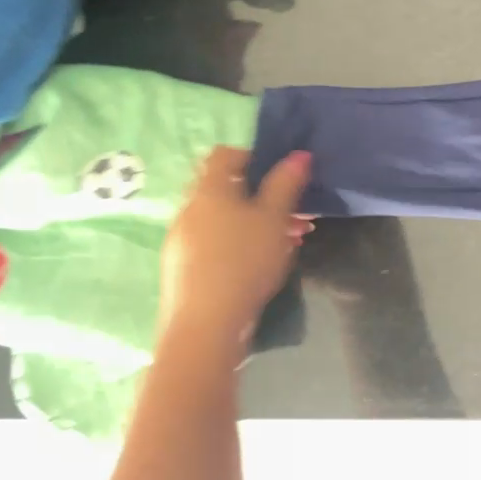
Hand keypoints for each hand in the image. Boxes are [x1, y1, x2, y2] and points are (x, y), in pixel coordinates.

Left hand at [158, 147, 313, 351]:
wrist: (205, 325)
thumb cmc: (244, 260)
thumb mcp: (275, 218)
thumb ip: (286, 184)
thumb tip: (298, 154)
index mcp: (208, 192)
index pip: (224, 155)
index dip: (254, 157)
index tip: (282, 175)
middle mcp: (189, 211)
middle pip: (227, 189)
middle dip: (264, 196)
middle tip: (295, 211)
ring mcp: (182, 241)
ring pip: (225, 217)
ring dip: (257, 221)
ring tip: (291, 238)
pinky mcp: (183, 268)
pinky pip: (216, 241)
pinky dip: (242, 241)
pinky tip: (265, 261)